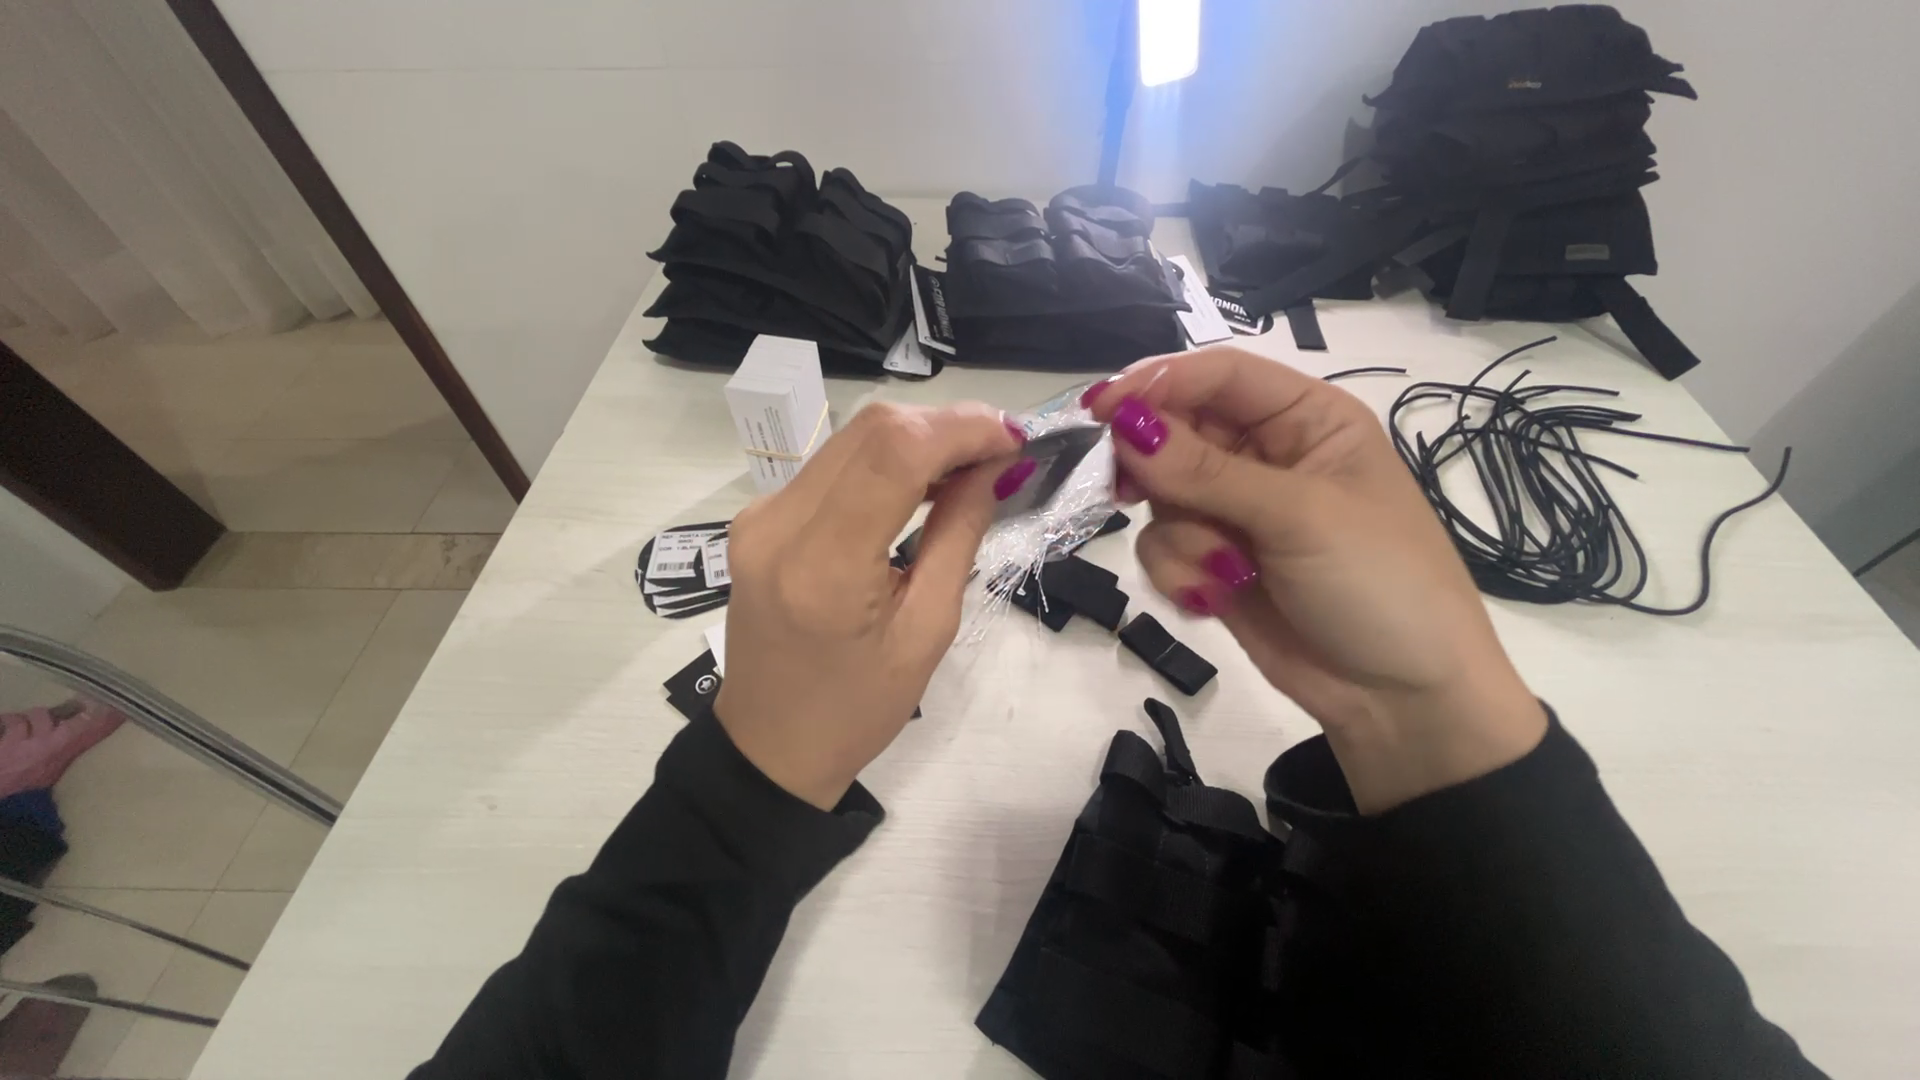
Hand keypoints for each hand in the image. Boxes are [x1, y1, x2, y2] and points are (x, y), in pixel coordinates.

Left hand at [715, 402, 1026, 808]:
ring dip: (918, 437)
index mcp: (824, 565)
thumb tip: (993, 466)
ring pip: (852, 438)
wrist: (770, 742)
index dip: (961, 429)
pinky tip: (923, 480)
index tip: (1014, 439)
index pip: (895, 452)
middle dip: (947, 425)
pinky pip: (833, 464)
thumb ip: (958, 535)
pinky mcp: (759, 517)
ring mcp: (760, 515)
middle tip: (1002, 449)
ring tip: (973, 463)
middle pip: (872, 429)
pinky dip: (886, 459)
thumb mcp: (928, 631)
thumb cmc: (858, 708)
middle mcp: (779, 524)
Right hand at [1083, 347, 1545, 812]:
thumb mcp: (1300, 517)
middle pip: (1177, 431)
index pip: (1218, 376)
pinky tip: (1212, 597)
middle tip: (1127, 494)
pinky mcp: (1213, 561)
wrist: (1399, 701)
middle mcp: (1265, 455)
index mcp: (1307, 419)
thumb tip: (1124, 426)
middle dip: (1154, 467)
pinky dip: (1177, 572)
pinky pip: (1161, 545)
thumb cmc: (1379, 586)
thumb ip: (1206, 471)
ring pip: (1160, 493)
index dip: (1157, 384)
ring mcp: (1235, 511)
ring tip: (1220, 572)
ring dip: (1179, 536)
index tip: (1101, 410)